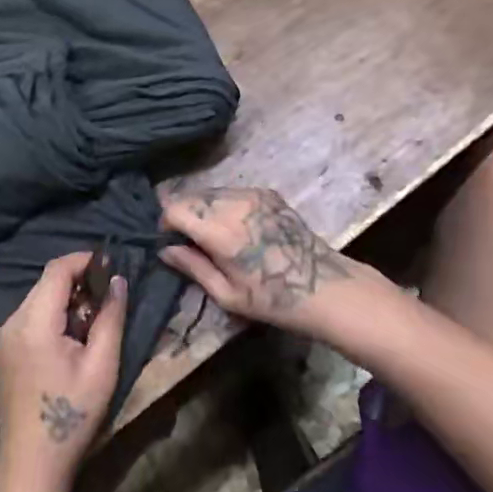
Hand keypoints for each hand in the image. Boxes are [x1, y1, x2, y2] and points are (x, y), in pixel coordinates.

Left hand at [0, 253, 126, 479]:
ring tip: (91, 322)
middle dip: (77, 282)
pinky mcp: (1, 351)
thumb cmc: (72, 414)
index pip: (56, 270)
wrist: (32, 462)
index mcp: (33, 321)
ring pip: (36, 300)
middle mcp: (11, 321)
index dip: (83, 260)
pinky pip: (27, 318)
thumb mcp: (101, 366)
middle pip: (45, 284)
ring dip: (63, 300)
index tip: (110, 265)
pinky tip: (67, 340)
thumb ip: (110, 318)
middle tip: (107, 298)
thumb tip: (118, 281)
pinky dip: (49, 316)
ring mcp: (1, 336)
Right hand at [158, 187, 387, 335]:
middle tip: (191, 242)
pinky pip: (231, 192)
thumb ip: (192, 266)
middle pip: (189, 197)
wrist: (327, 288)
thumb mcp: (227, 295)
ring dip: (203, 209)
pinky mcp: (267, 193)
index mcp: (219, 230)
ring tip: (215, 236)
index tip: (172, 243)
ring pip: (209, 192)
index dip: (166, 225)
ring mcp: (252, 194)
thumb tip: (165, 250)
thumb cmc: (273, 300)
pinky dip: (223, 205)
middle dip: (183, 215)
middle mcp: (232, 203)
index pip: (173, 209)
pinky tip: (237, 228)